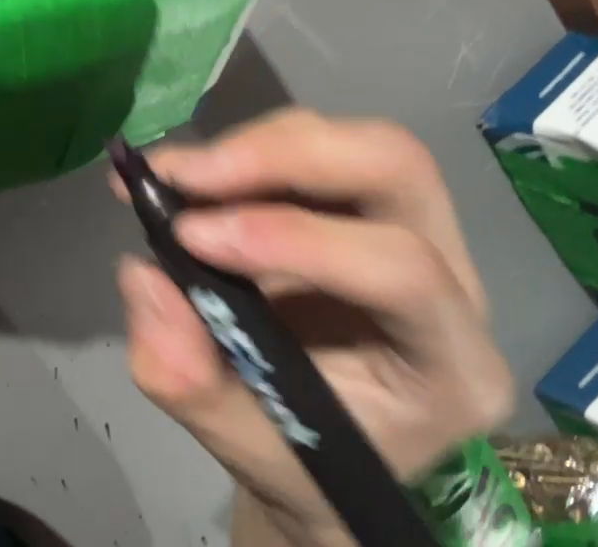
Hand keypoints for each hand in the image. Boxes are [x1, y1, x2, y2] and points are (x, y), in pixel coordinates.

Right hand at [113, 110, 511, 546]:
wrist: (316, 446)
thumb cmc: (295, 455)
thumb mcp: (236, 440)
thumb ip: (187, 375)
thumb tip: (145, 276)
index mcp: (449, 364)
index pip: (402, 272)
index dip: (293, 240)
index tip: (187, 236)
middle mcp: (452, 281)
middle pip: (393, 168)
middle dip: (279, 156)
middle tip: (185, 176)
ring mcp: (412, 229)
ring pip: (351, 143)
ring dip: (251, 146)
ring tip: (168, 175)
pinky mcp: (357, 204)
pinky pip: (309, 146)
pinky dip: (236, 149)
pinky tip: (180, 174)